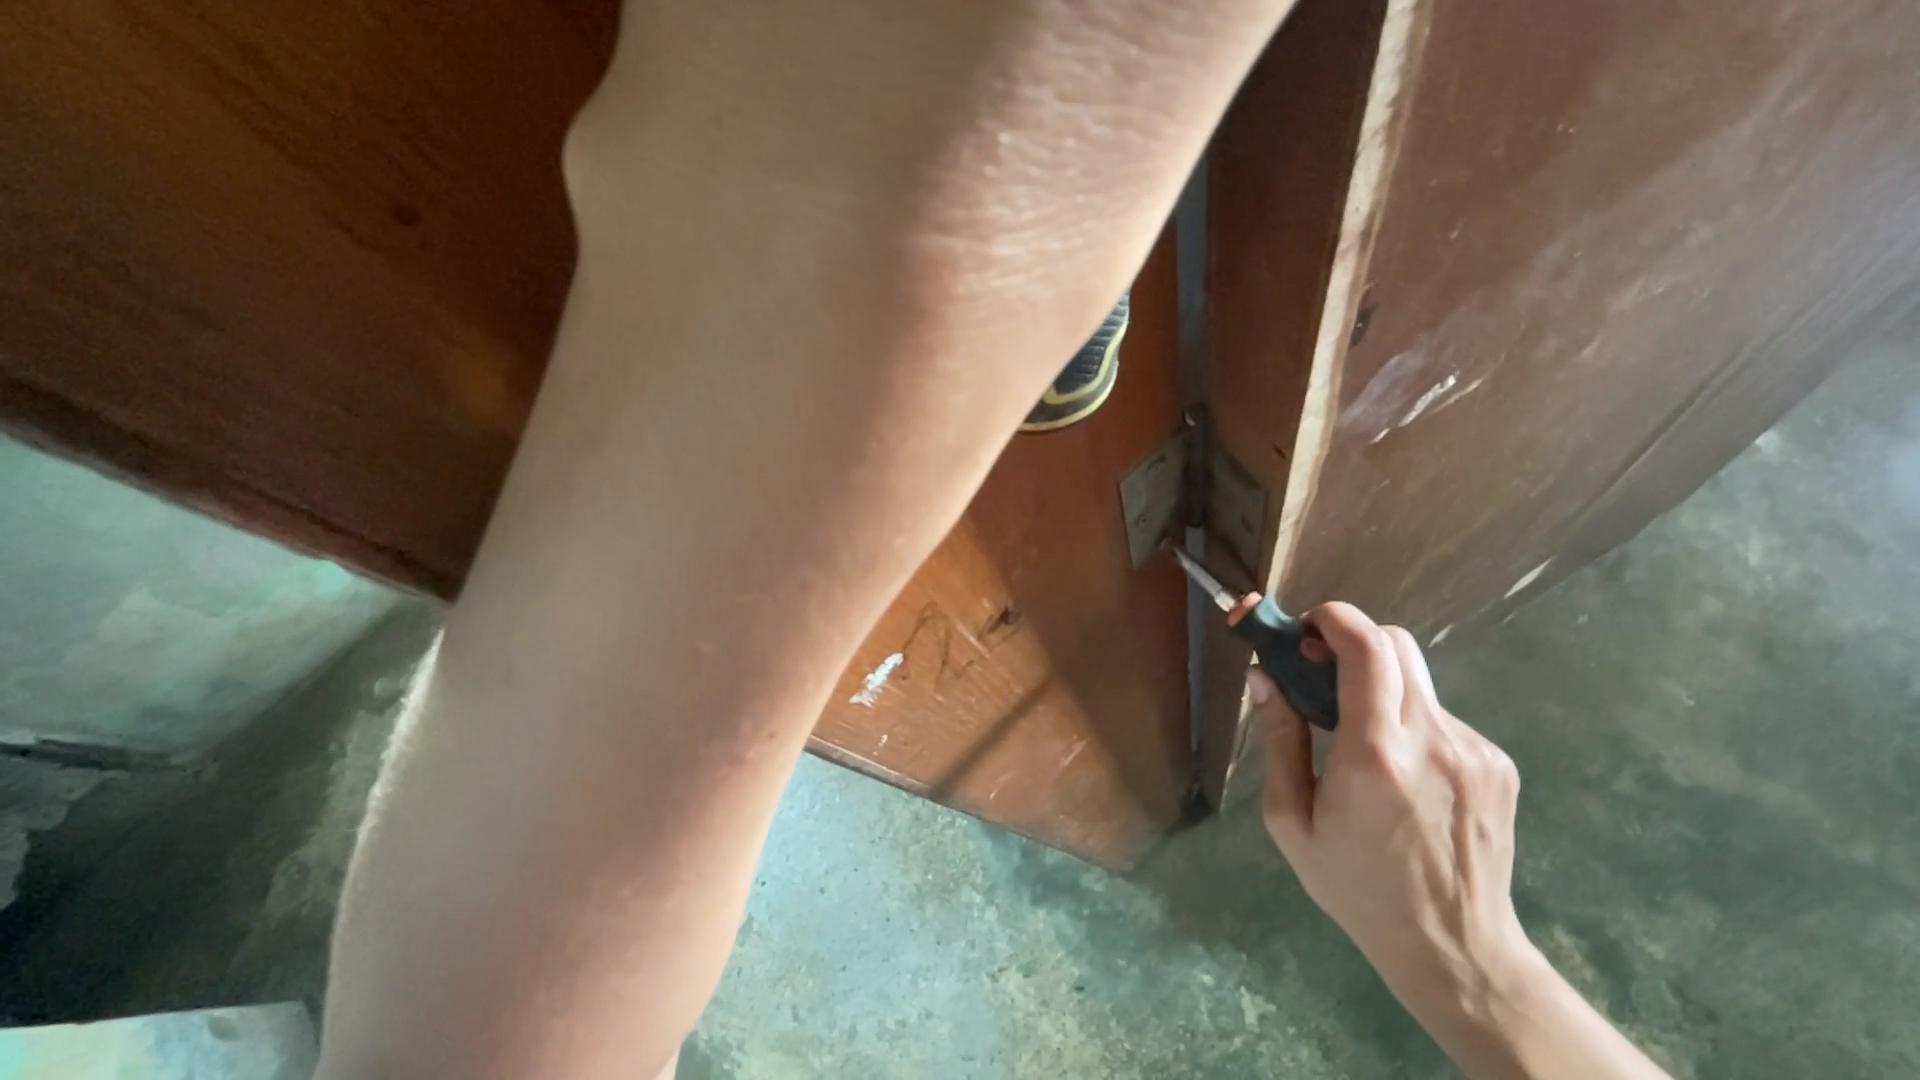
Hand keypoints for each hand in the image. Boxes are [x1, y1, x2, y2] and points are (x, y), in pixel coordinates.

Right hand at [1250, 601, 1536, 1016]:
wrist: (1454, 947)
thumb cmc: (1355, 886)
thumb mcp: (1291, 820)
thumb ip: (1278, 739)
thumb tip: (1264, 677)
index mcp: (1375, 752)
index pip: (1367, 647)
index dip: (1334, 618)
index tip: (1305, 627)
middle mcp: (1432, 738)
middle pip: (1397, 644)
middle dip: (1353, 642)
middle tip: (1321, 672)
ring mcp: (1474, 750)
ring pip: (1418, 682)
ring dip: (1380, 689)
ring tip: (1360, 740)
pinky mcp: (1498, 765)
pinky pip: (1442, 718)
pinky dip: (1411, 724)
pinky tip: (1402, 774)